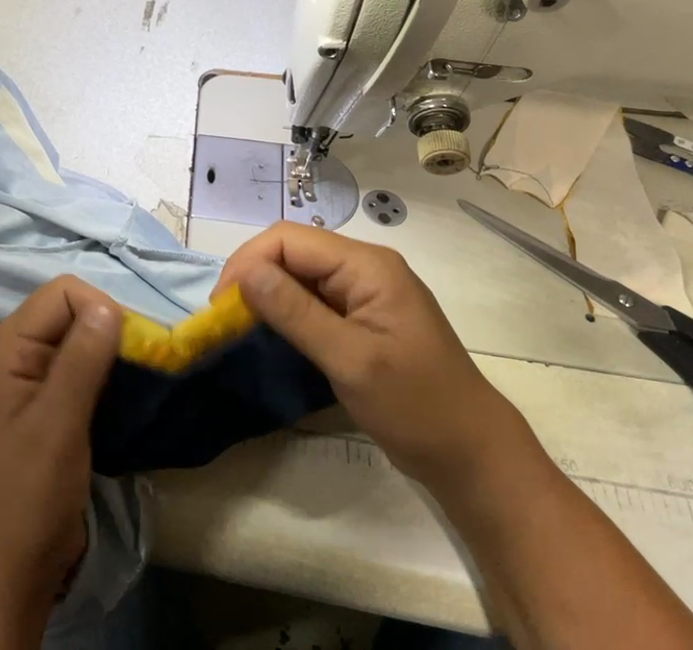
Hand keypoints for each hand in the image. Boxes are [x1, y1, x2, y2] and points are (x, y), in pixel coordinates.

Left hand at [0, 275, 122, 599]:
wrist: (21, 558)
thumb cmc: (33, 490)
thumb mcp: (58, 423)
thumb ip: (82, 360)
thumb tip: (111, 305)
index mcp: (8, 344)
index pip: (64, 292)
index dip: (102, 309)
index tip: (135, 349)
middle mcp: (20, 349)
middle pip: (75, 308)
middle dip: (113, 326)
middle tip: (146, 364)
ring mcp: (38, 374)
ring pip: (86, 335)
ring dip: (117, 349)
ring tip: (144, 376)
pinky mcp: (57, 398)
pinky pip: (89, 363)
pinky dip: (113, 369)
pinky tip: (131, 391)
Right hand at [218, 222, 535, 490]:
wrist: (470, 453)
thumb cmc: (415, 406)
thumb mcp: (351, 361)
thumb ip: (296, 313)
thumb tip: (245, 274)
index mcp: (368, 266)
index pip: (289, 240)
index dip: (248, 264)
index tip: (222, 307)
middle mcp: (365, 268)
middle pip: (292, 251)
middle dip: (253, 277)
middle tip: (226, 320)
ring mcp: (364, 293)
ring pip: (298, 274)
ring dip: (266, 294)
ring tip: (239, 326)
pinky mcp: (361, 317)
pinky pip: (312, 298)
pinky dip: (284, 311)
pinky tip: (270, 333)